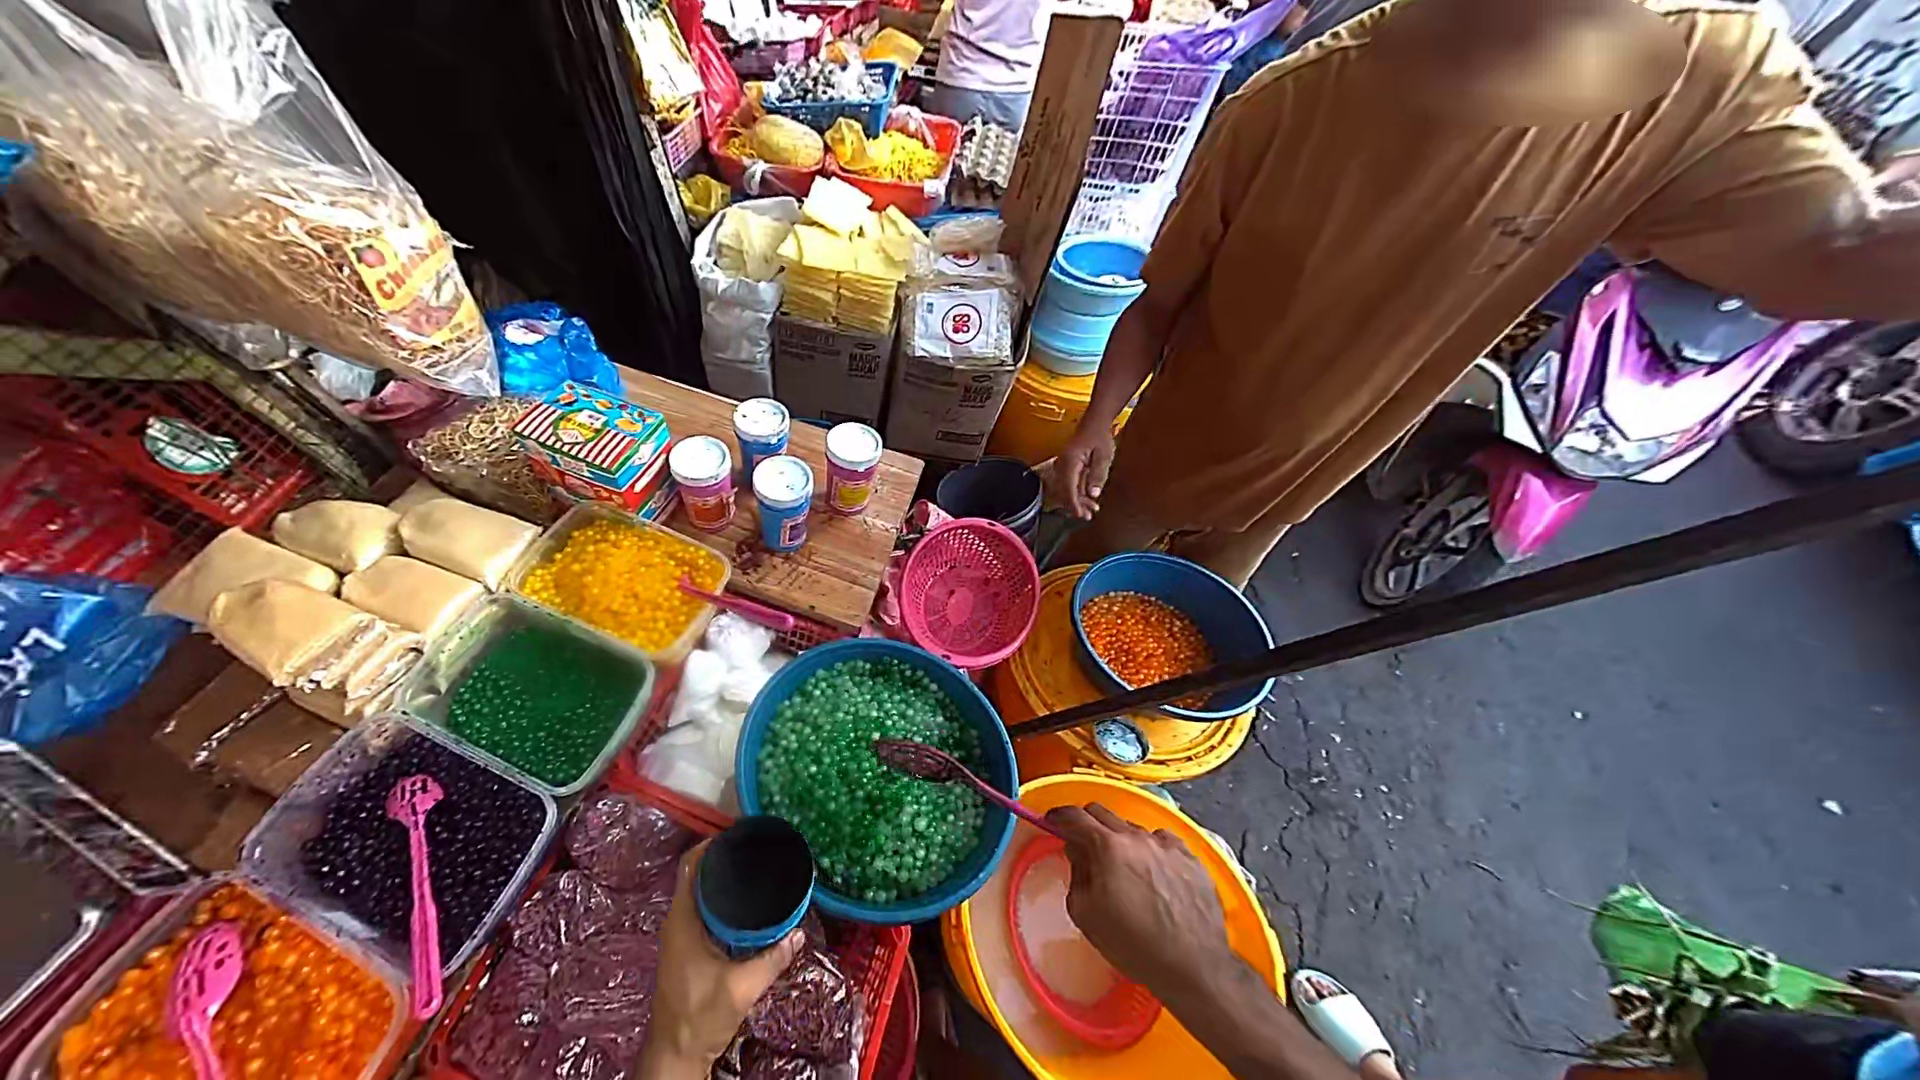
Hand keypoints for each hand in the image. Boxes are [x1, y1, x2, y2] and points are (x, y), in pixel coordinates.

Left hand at [641, 841, 805, 1078]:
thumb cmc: (700, 1017)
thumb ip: (771, 959)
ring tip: (755, 865)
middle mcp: (678, 921)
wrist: (676, 1057)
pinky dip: (721, 896)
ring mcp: (681, 935)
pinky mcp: (688, 947)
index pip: (690, 866)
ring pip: (700, 891)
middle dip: (723, 856)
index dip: (711, 844)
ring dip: (722, 877)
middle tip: (756, 846)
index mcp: (683, 921)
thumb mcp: (741, 988)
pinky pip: (704, 908)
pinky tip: (747, 900)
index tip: (740, 833)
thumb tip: (799, 932)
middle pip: (697, 874)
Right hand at [1046, 803, 1234, 996]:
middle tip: (1084, 845)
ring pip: (1132, 828)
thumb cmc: (1134, 946)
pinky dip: (1151, 850)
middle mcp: (1137, 837)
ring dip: (1121, 840)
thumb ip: (1076, 874)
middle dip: (1087, 823)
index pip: (1075, 816)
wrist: (1193, 966)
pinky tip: (1155, 875)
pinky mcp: (1190, 856)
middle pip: (1102, 813)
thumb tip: (1077, 852)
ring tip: (1125, 870)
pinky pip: (1162, 842)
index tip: (1052, 822)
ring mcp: (1166, 844)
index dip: (1059, 817)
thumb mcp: (1086, 915)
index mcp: (1108, 847)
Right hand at [1048, 427, 1115, 518]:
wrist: (1094, 424)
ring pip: (1067, 489)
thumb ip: (1098, 475)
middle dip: (1076, 505)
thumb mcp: (1104, 456)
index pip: (1068, 488)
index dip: (1074, 503)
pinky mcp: (1067, 468)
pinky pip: (1069, 484)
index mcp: (1070, 461)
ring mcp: (1063, 467)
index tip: (1080, 514)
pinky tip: (1088, 500)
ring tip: (1091, 510)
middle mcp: (1062, 465)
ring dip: (1077, 501)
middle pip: (1065, 491)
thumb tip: (1093, 494)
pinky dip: (1077, 493)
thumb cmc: (1099, 437)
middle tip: (1088, 515)